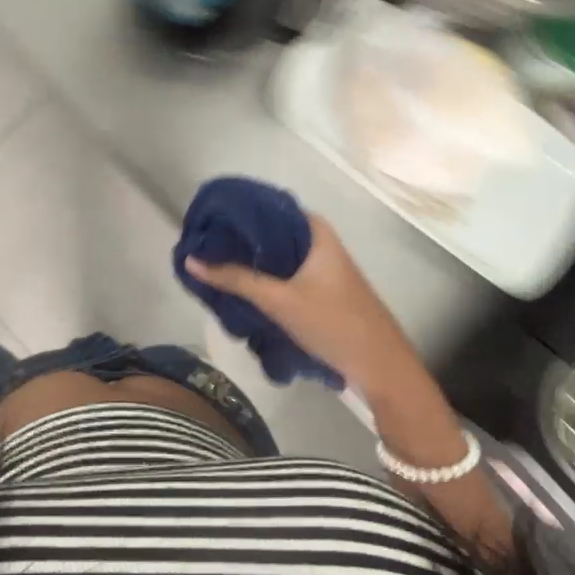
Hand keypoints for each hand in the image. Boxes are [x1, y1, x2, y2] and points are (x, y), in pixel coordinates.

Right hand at [183, 214, 411, 389]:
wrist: (383, 368)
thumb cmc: (335, 323)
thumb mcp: (279, 301)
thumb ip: (235, 279)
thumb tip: (192, 260)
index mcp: (315, 231)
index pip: (266, 207)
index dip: (235, 212)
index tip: (205, 221)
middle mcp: (319, 241)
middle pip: (269, 232)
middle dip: (237, 240)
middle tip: (202, 246)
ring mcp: (322, 266)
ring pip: (276, 255)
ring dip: (249, 261)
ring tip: (214, 265)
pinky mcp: (322, 289)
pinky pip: (284, 273)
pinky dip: (263, 277)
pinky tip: (240, 287)